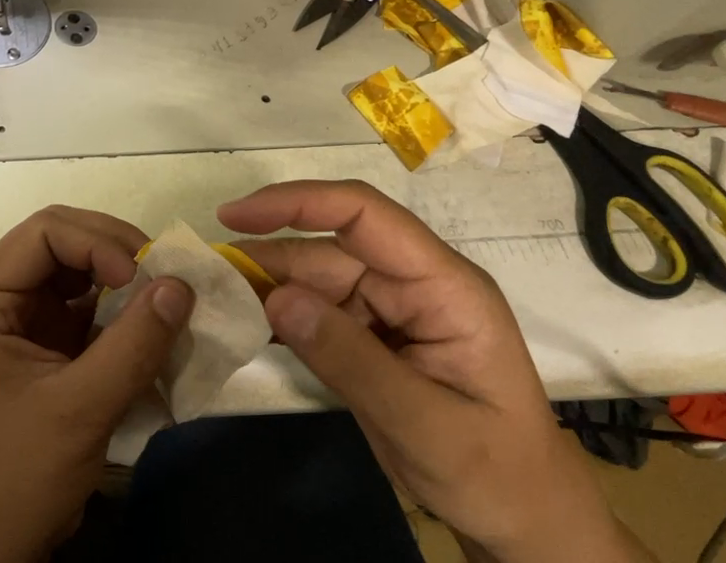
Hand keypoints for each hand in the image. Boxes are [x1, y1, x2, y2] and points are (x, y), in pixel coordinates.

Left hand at [0, 206, 193, 562]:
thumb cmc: (21, 469)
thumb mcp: (80, 408)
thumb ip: (132, 346)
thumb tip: (181, 284)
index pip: (43, 232)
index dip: (96, 241)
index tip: (141, 278)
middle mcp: (0, 293)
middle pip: (62, 240)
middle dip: (115, 251)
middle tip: (166, 278)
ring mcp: (24, 315)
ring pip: (79, 268)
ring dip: (125, 278)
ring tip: (167, 297)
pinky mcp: (49, 340)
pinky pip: (90, 304)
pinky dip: (124, 308)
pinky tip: (155, 323)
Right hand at [221, 181, 648, 562]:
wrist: (523, 524)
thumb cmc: (495, 474)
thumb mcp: (425, 425)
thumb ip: (351, 359)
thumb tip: (275, 296)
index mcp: (443, 286)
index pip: (364, 215)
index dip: (296, 202)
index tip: (233, 215)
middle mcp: (411, 283)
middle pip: (325, 247)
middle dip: (265, 255)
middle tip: (202, 277)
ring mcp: (388, 308)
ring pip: (311, 276)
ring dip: (263, 284)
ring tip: (212, 299)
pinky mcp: (368, 333)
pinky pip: (312, 308)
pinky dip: (275, 311)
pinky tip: (240, 320)